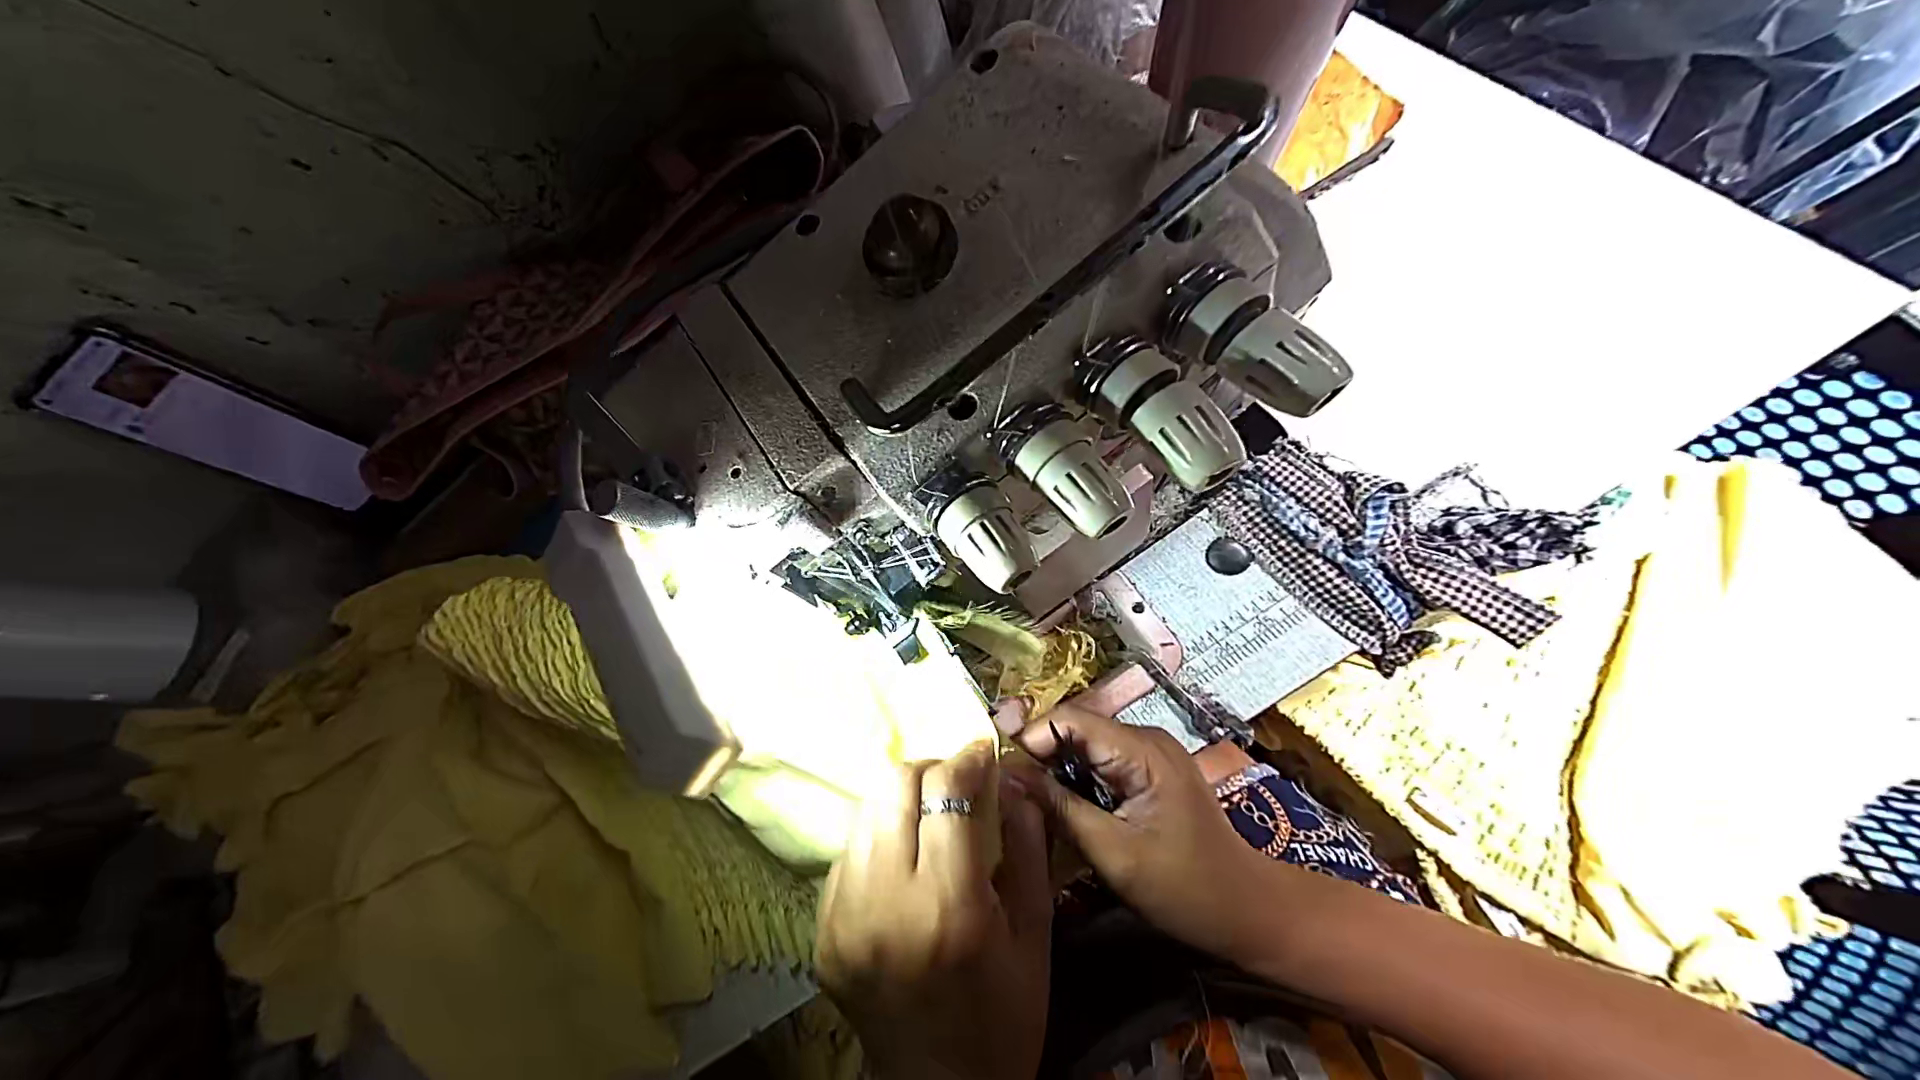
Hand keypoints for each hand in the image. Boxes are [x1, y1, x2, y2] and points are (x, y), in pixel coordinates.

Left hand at [814, 743, 1052, 1079]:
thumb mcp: (1036, 931)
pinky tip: (902, 860)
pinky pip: (848, 854)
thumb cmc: (1006, 1015)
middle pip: (894, 785)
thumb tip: (1010, 781)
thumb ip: (1027, 845)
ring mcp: (844, 918)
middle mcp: (886, 903)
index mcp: (950, 905)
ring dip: (900, 802)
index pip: (945, 790)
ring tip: (927, 819)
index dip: (966, 760)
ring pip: (865, 812)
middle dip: (930, 771)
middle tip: (955, 785)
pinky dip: (878, 840)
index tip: (981, 755)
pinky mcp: (822, 932)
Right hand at [1014, 704, 1263, 959]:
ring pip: (1084, 747)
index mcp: (1141, 749)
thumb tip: (1007, 774)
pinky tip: (1060, 808)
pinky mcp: (1148, 772)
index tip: (1001, 774)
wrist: (1249, 909)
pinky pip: (1100, 763)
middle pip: (1075, 729)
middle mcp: (1144, 738)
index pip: (1069, 719)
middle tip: (1008, 792)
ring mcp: (1148, 754)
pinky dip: (1076, 782)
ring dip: (1055, 771)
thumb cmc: (1185, 887)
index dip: (1030, 739)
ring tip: (1028, 802)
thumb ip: (1059, 808)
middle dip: (1039, 756)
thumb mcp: (1113, 852)